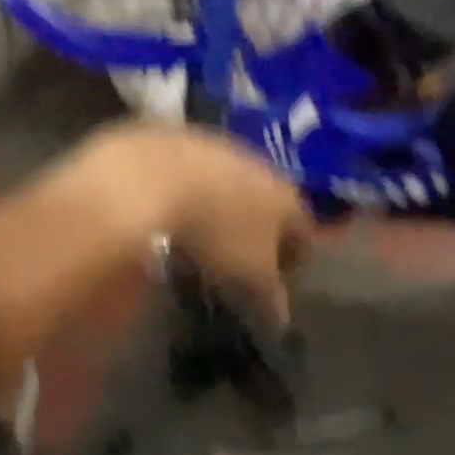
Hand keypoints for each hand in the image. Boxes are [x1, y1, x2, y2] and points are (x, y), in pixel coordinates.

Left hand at [79, 123, 316, 324]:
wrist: (149, 179)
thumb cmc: (217, 234)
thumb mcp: (249, 280)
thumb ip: (270, 300)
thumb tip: (279, 318)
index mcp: (286, 194)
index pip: (304, 230)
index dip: (293, 260)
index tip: (277, 283)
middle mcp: (258, 162)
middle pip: (265, 200)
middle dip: (254, 228)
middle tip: (234, 260)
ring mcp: (213, 145)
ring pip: (225, 180)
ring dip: (217, 205)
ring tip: (195, 237)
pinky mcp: (171, 136)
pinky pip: (185, 170)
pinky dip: (181, 190)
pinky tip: (163, 211)